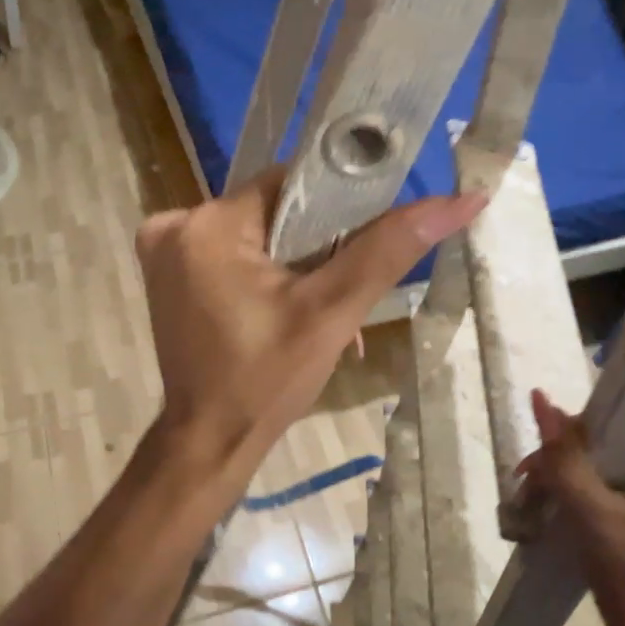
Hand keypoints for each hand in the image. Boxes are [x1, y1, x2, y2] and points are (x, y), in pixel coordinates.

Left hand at [135, 167, 484, 473]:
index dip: (335, 209)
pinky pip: (230, 255)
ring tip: (321, 310)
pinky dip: (262, 276)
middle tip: (343, 291)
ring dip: (292, 265)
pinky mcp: (165, 277)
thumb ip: (388, 249)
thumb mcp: (332, 312)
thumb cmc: (266, 380)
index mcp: (208, 223)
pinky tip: (286, 311)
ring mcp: (163, 252)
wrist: (209, 441)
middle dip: (314, 246)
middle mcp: (174, 225)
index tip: (363, 244)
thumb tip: (461, 199)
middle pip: (272, 211)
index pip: (291, 184)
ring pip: (255, 235)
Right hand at [516, 392, 624, 625]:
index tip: (573, 425)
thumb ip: (564, 454)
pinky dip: (618, 470)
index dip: (611, 412)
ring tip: (560, 468)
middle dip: (598, 439)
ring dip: (602, 455)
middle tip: (556, 453)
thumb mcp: (589, 510)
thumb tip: (540, 398)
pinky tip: (587, 480)